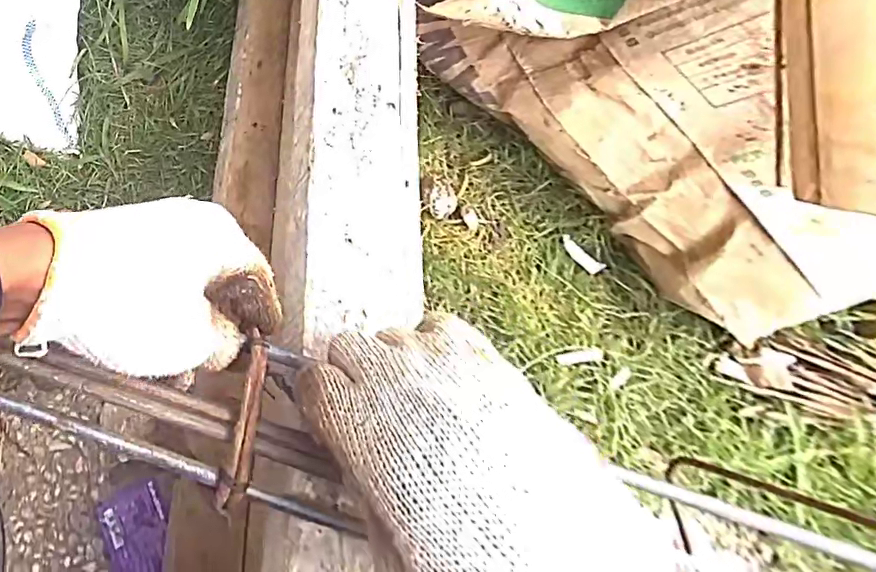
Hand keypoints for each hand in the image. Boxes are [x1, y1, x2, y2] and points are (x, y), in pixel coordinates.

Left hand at [0, 197, 279, 377]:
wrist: (44, 271)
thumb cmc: (125, 302)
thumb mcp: (190, 339)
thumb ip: (223, 342)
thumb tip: (224, 337)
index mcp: (219, 233)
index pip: (258, 277)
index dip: (264, 316)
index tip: (264, 344)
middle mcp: (190, 222)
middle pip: (221, 277)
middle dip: (222, 323)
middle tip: (221, 360)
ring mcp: (154, 226)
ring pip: (186, 280)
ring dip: (188, 321)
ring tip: (179, 364)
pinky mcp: (123, 238)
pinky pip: (157, 276)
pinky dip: (161, 307)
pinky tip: (150, 341)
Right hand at [297, 314, 682, 571]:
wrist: (564, 562)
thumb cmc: (472, 556)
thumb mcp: (391, 536)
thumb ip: (360, 483)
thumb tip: (352, 463)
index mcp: (354, 420)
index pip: (312, 379)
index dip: (323, 401)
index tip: (335, 418)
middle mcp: (387, 378)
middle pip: (346, 346)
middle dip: (356, 375)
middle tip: (379, 412)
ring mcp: (435, 360)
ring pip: (390, 334)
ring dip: (396, 361)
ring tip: (422, 401)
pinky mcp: (481, 355)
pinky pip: (439, 328)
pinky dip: (438, 346)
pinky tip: (454, 383)